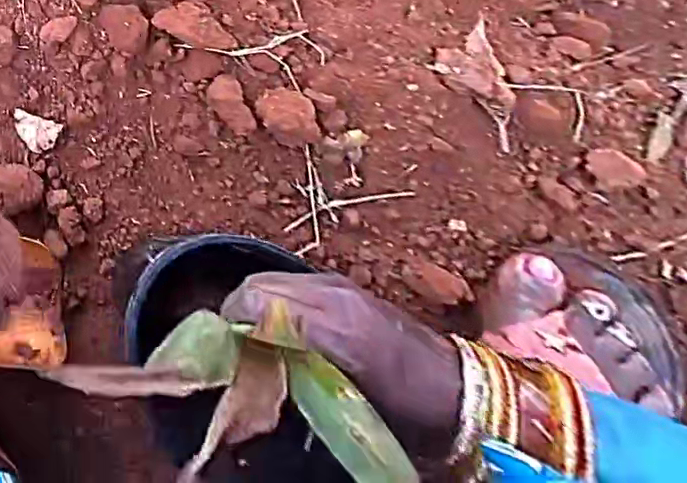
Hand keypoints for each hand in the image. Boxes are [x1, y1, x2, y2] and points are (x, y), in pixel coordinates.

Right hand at [220, 272, 462, 456]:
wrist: (463, 392)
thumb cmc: (412, 407)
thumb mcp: (354, 397)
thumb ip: (301, 365)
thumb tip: (248, 352)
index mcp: (335, 322)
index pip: (257, 301)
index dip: (232, 322)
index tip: (224, 350)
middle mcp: (330, 292)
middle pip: (256, 285)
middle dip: (235, 310)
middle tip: (230, 344)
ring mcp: (334, 283)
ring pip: (268, 280)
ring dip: (251, 303)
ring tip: (249, 336)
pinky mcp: (338, 284)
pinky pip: (286, 282)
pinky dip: (269, 299)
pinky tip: (275, 326)